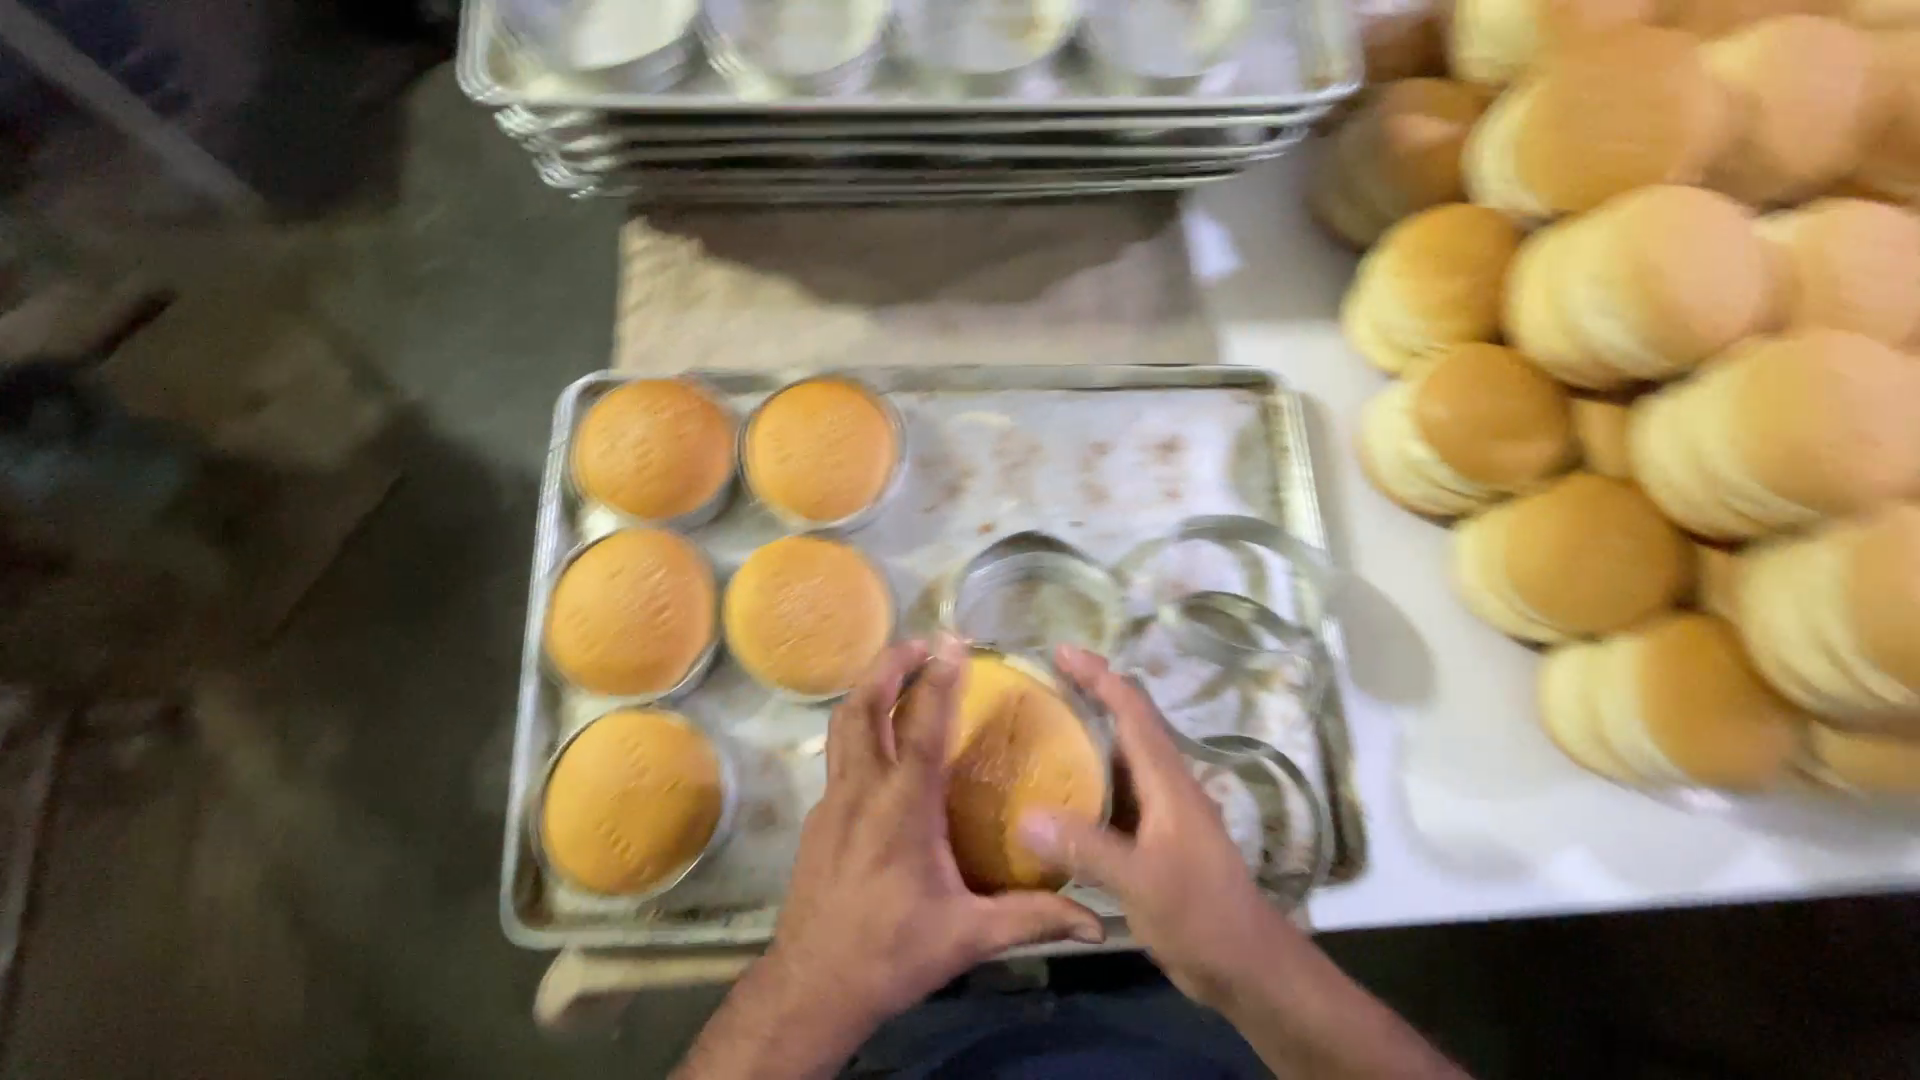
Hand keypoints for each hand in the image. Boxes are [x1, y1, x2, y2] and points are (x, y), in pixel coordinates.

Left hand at [766, 637, 1105, 1030]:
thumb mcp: (967, 937)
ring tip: (897, 676)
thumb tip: (1095, 923)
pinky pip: (838, 758)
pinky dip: (858, 731)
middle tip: (919, 644)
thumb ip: (1031, 919)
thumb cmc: (890, 953)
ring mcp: (832, 803)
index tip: (952, 641)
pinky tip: (882, 748)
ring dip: (868, 692)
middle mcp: (861, 792)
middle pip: (863, 708)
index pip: (921, 727)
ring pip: (842, 727)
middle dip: (888, 667)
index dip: (938, 680)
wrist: (812, 987)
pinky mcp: (818, 819)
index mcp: (901, 808)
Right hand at [1017, 644, 1290, 1009]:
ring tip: (1039, 728)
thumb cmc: (1202, 915)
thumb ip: (1087, 848)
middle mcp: (1165, 787)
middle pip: (1126, 725)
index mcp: (1169, 782)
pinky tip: (1056, 795)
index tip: (1063, 651)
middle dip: (1089, 696)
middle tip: (1040, 682)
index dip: (1100, 677)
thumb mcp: (1143, 881)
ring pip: (1120, 761)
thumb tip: (1025, 816)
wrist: (1247, 966)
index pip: (1134, 711)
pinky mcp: (1153, 842)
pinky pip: (1114, 796)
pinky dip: (1086, 782)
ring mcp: (1161, 815)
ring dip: (1086, 737)